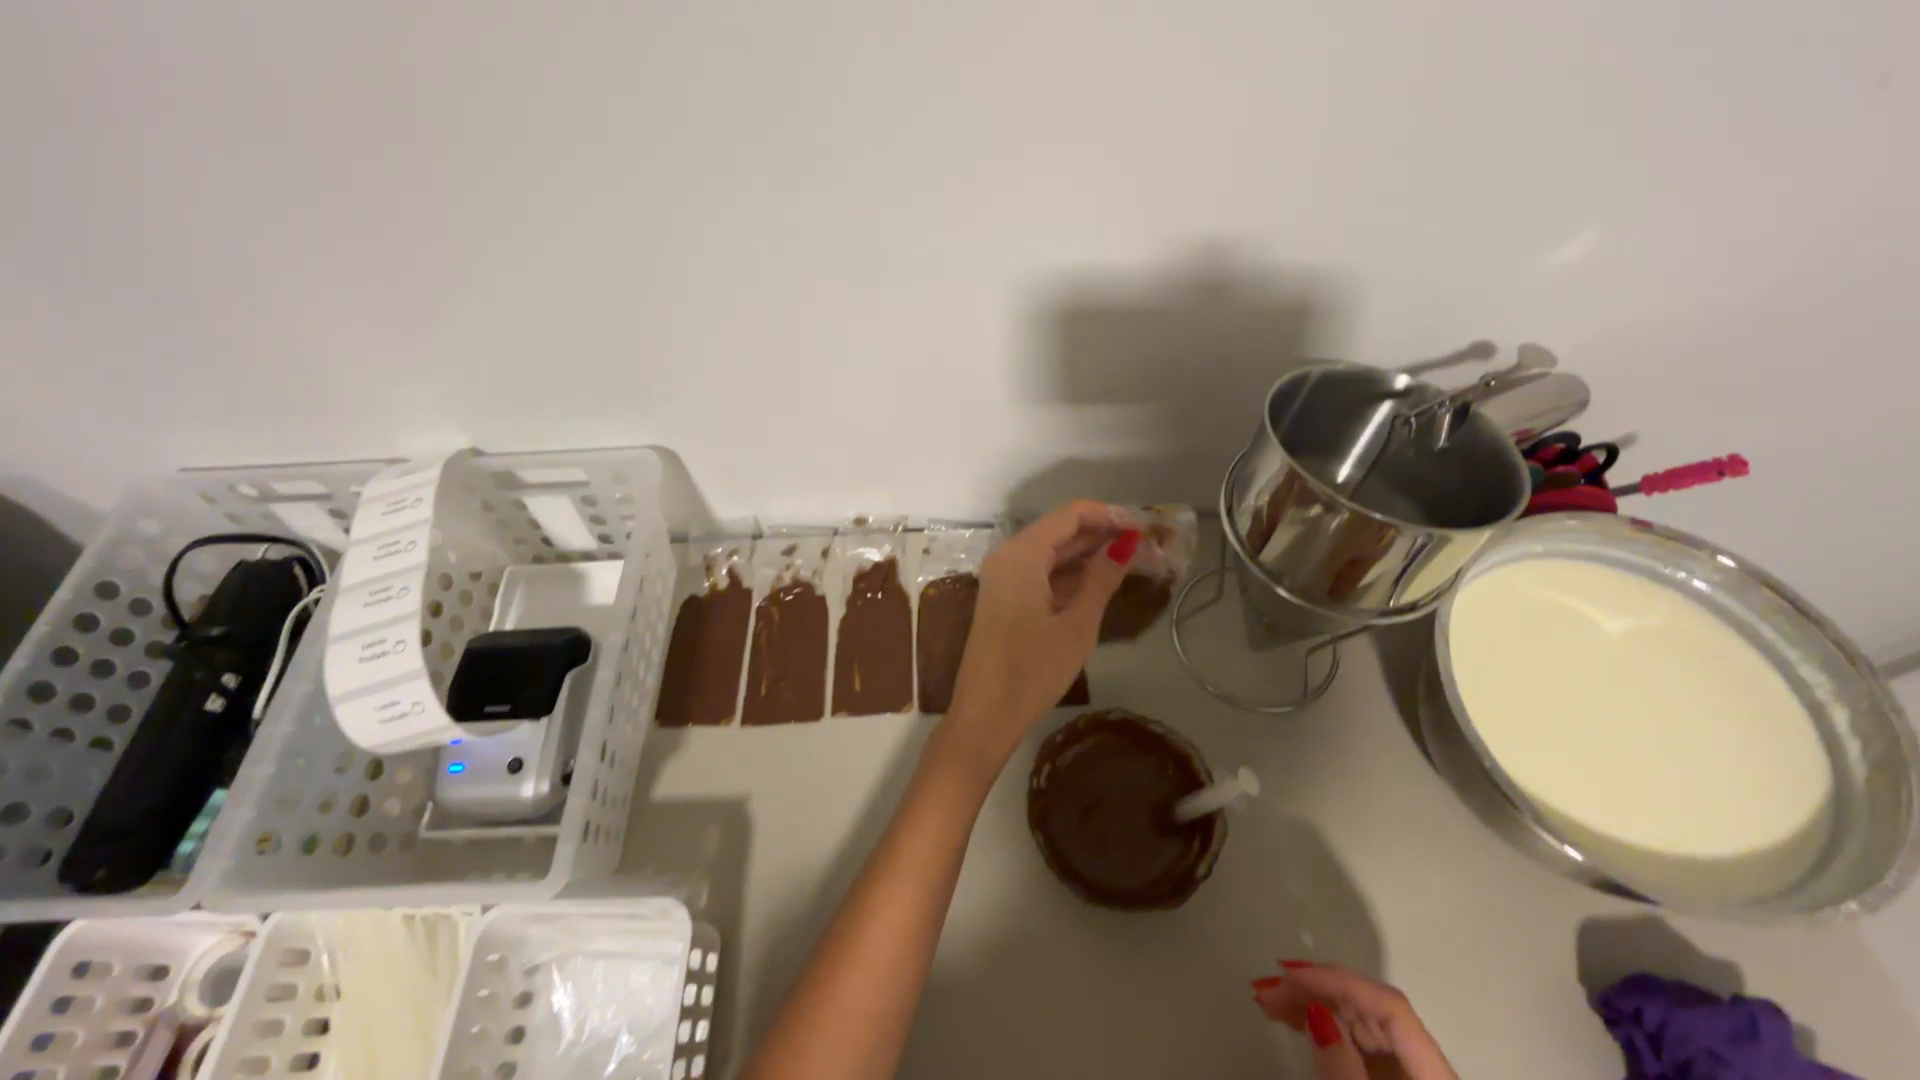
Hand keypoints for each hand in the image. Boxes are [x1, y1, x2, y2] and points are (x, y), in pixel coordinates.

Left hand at [935, 500, 1138, 776]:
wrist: (985, 715)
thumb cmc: (1032, 670)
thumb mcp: (1077, 624)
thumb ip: (1102, 579)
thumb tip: (1126, 543)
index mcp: (1021, 555)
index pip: (1070, 515)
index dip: (1109, 515)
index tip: (1145, 524)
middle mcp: (1008, 557)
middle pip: (1060, 530)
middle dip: (1103, 533)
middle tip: (1148, 541)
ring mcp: (1003, 578)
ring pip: (1052, 552)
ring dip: (1090, 553)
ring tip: (1135, 557)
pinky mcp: (1005, 599)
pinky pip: (1042, 573)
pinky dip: (1072, 573)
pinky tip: (1104, 580)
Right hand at [1252, 962, 1458, 1079]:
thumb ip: (1342, 1069)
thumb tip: (1313, 1008)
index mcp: (1434, 1069)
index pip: (1388, 1004)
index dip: (1336, 981)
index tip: (1287, 974)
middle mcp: (1425, 1061)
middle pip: (1373, 1007)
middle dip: (1316, 990)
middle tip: (1264, 991)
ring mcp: (1410, 1071)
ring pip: (1361, 1021)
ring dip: (1313, 1004)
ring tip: (1269, 1001)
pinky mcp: (1391, 1079)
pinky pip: (1357, 1042)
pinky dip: (1323, 1027)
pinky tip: (1295, 1020)